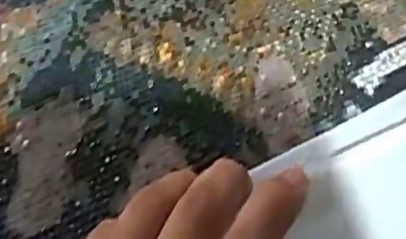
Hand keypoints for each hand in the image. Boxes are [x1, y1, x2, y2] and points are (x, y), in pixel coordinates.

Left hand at [90, 159, 307, 238]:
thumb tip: (269, 223)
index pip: (255, 229)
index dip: (279, 199)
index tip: (297, 176)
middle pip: (203, 200)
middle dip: (227, 180)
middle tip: (241, 178)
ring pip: (152, 200)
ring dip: (180, 188)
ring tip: (193, 185)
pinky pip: (108, 226)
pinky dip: (130, 219)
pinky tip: (141, 224)